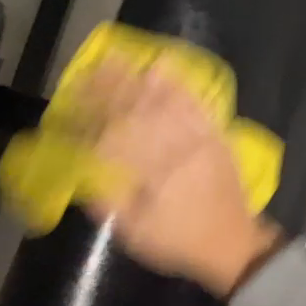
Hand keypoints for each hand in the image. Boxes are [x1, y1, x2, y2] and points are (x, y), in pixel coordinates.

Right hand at [81, 60, 282, 296]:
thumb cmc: (180, 242)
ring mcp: (198, 138)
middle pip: (137, 111)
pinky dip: (175, 84)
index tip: (71, 108)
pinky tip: (161, 67)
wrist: (234, 245)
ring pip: (163, 101)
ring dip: (136, 79)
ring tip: (115, 60)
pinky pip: (194, 102)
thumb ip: (109, 204)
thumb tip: (83, 179)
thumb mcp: (136, 234)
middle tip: (87, 72)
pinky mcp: (214, 134)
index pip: (113, 137)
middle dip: (109, 89)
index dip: (90, 120)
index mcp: (153, 173)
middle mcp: (175, 148)